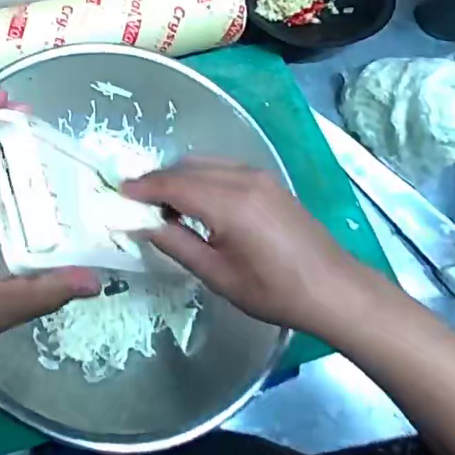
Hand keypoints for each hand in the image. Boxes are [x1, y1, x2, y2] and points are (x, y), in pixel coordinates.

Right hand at [121, 159, 384, 337]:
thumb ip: (176, 244)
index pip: (172, 184)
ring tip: (167, 206)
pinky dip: (200, 176)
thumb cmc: (274, 290)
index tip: (119, 193)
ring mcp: (257, 175)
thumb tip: (143, 225)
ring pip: (203, 163)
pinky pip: (222, 166)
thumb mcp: (217, 275)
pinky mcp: (268, 180)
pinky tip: (198, 202)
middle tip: (137, 202)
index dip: (142, 187)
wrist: (335, 290)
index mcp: (228, 203)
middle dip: (157, 181)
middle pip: (185, 168)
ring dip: (179, 177)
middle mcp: (241, 178)